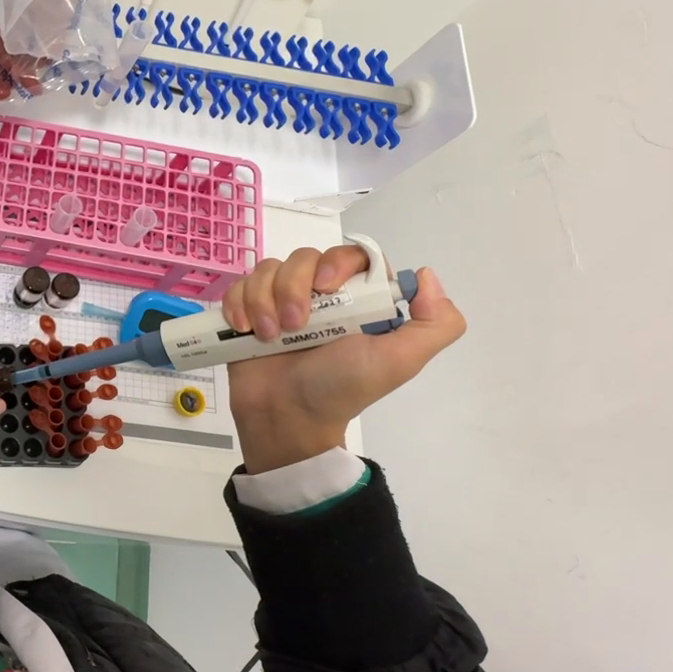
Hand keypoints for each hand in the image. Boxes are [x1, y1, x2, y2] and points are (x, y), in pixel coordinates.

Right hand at [221, 245, 465, 472]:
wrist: (287, 416)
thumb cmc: (342, 388)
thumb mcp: (400, 362)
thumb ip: (435, 325)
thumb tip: (425, 274)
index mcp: (357, 300)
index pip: (351, 255)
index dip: (336, 262)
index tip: (326, 287)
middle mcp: (319, 294)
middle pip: (303, 257)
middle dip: (292, 287)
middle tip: (296, 326)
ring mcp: (279, 301)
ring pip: (267, 269)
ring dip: (263, 301)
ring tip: (269, 337)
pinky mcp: (247, 310)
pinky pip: (238, 286)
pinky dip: (237, 305)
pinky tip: (244, 330)